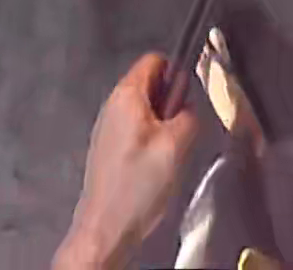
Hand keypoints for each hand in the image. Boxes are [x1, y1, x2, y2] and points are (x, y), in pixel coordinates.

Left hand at [56, 54, 199, 269]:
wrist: (103, 233)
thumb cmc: (138, 183)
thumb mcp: (176, 145)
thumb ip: (189, 115)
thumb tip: (187, 107)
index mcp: (127, 94)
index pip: (155, 59)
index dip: (175, 72)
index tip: (185, 99)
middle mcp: (112, 103)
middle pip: (150, 83)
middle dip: (169, 100)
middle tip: (177, 130)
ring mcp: (107, 125)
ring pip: (144, 107)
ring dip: (160, 122)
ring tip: (166, 152)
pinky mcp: (106, 147)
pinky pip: (134, 126)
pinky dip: (148, 137)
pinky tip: (151, 166)